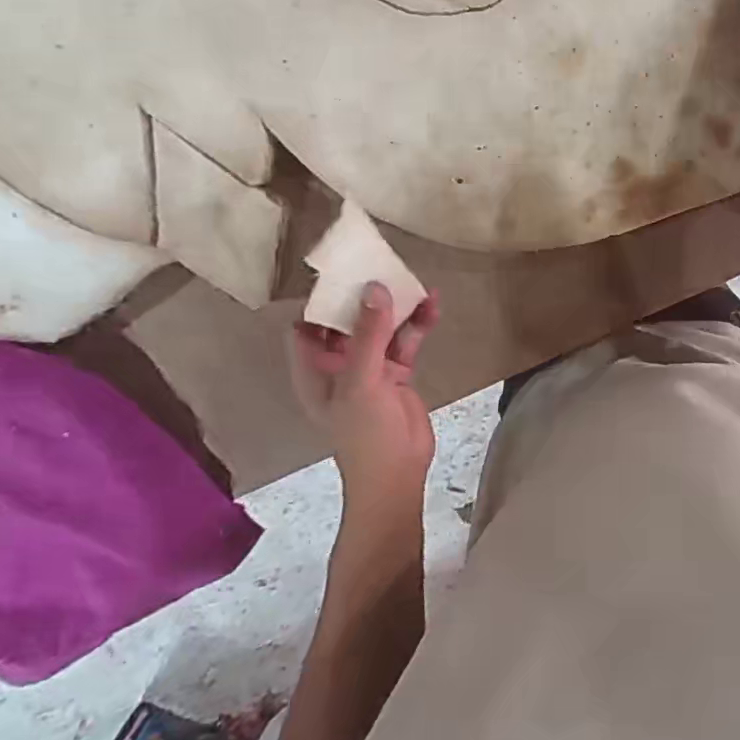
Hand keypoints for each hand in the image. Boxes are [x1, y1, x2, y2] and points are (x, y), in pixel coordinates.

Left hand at [289, 284, 439, 505]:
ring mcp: (369, 368)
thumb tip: (375, 287)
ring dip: (396, 307)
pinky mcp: (396, 373)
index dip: (319, 299)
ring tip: (414, 282)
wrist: (397, 474)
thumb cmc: (365, 433)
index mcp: (313, 369)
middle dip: (364, 296)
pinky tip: (432, 305)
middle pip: (346, 320)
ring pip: (380, 328)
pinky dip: (417, 324)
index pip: (306, 325)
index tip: (343, 272)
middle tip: (383, 265)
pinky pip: (404, 341)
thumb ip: (368, 334)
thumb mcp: (361, 381)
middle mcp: (337, 364)